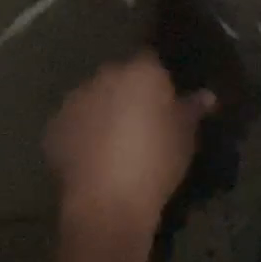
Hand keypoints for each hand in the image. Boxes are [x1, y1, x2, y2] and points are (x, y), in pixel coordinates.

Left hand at [43, 53, 213, 240]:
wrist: (107, 202)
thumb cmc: (156, 161)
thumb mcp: (186, 135)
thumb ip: (193, 108)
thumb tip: (207, 95)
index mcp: (141, 70)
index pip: (152, 59)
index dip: (158, 78)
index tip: (166, 98)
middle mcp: (105, 75)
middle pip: (120, 76)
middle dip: (129, 92)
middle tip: (143, 120)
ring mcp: (75, 100)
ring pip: (94, 98)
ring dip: (103, 111)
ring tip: (115, 141)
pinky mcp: (54, 127)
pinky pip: (73, 122)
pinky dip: (82, 133)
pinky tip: (92, 156)